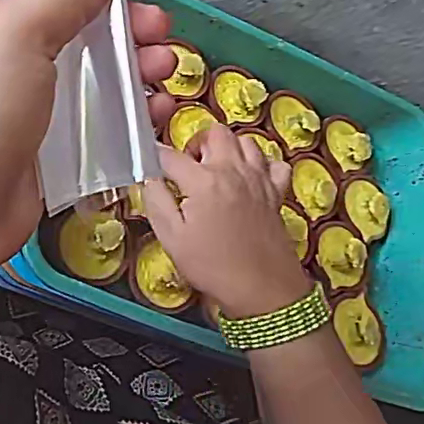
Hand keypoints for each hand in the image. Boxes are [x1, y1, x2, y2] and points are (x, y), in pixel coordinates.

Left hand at [0, 0, 175, 298]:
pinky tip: (155, 113)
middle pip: (82, 36)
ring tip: (163, 69)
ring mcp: (34, 116)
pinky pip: (101, 131)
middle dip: (125, 27)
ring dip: (136, 71)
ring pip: (97, 83)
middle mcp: (13, 69)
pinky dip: (132, 120)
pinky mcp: (53, 159)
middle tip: (157, 29)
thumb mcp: (10, 33)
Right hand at [143, 126, 314, 317]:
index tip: (147, 164)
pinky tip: (248, 178)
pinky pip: (272, 162)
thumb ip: (156, 200)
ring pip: (245, 140)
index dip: (153, 157)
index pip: (170, 155)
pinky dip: (260, 163)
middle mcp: (233, 170)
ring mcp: (259, 178)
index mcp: (203, 180)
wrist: (262, 291)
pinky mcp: (277, 191)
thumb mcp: (170, 237)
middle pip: (214, 132)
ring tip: (214, 170)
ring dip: (227, 148)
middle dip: (195, 143)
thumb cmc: (211, 266)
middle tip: (186, 167)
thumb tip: (149, 178)